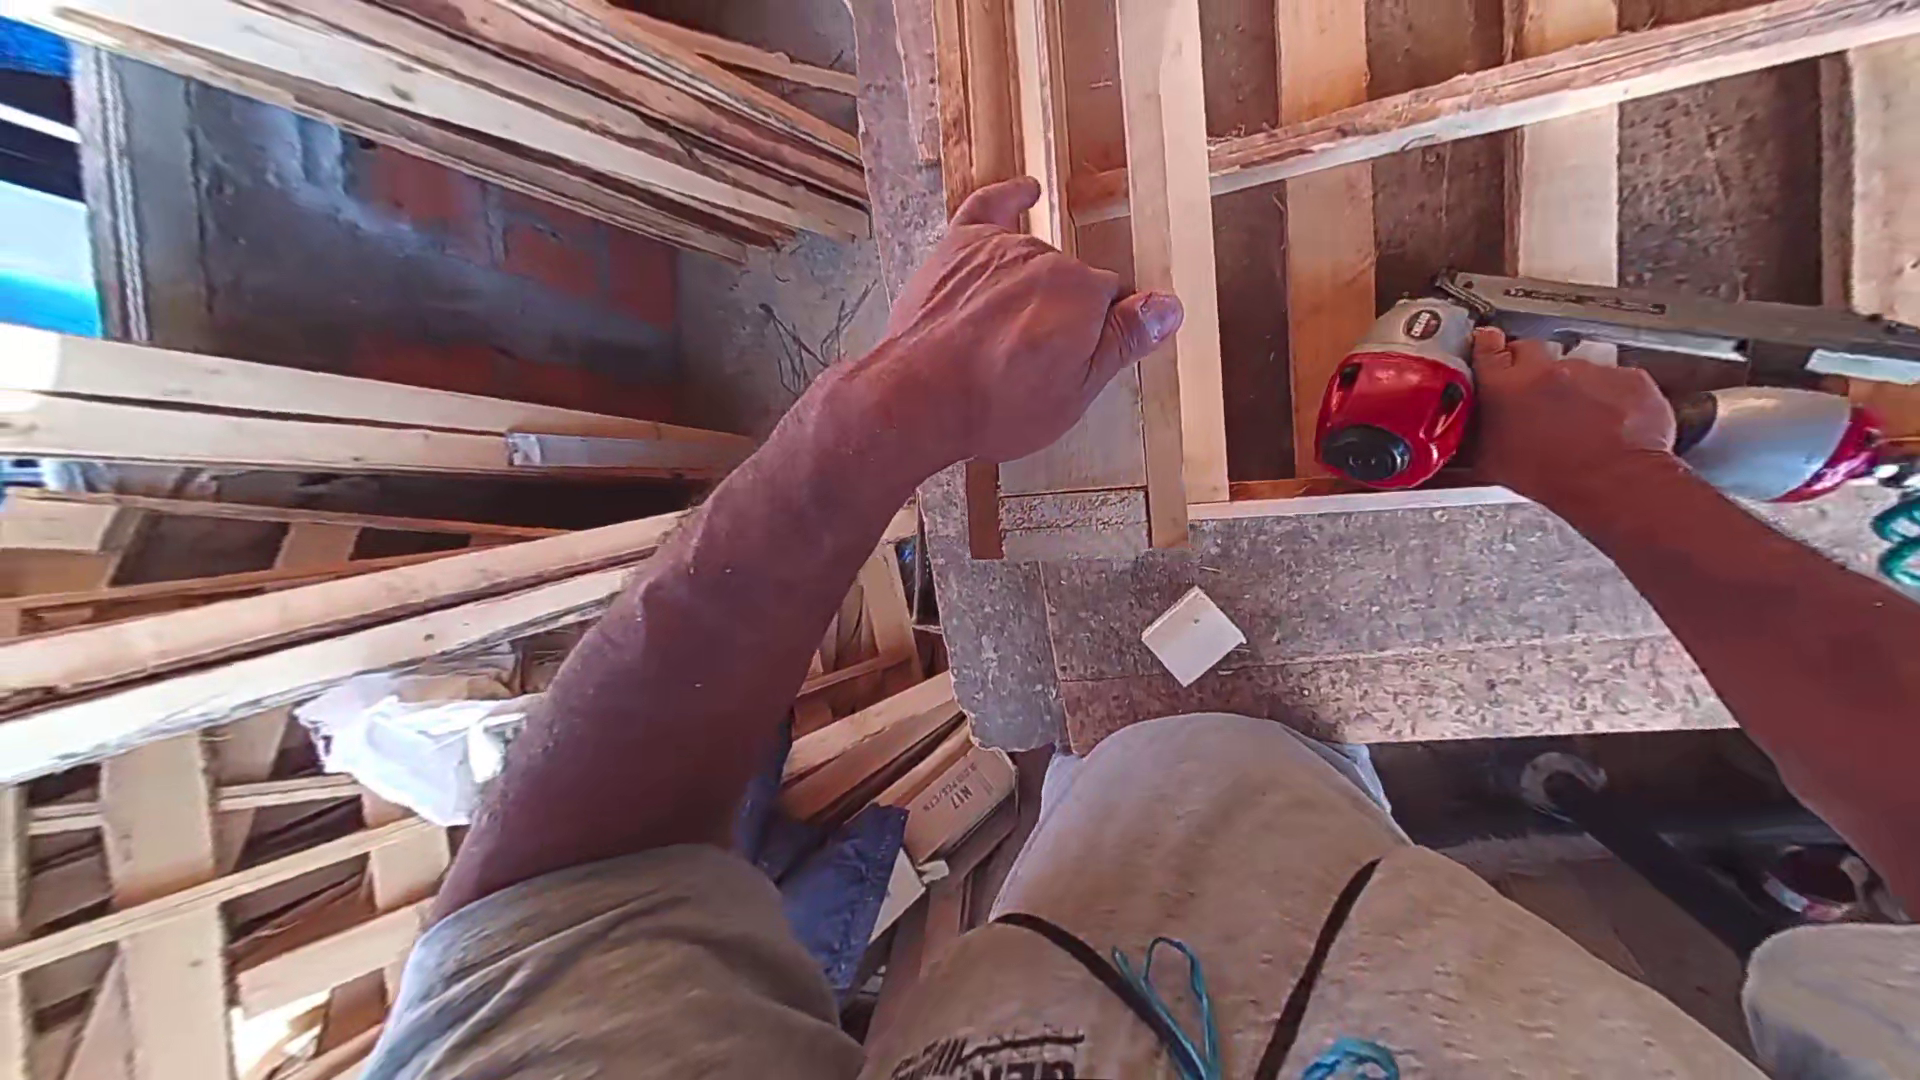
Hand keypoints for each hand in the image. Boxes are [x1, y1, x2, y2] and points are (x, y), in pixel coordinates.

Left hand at [860, 177, 1182, 465]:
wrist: (919, 399)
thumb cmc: (997, 406)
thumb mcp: (1074, 394)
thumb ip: (1123, 342)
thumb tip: (1170, 307)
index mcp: (1086, 294)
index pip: (1114, 305)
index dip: (1101, 337)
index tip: (1083, 359)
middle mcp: (1049, 259)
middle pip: (1073, 285)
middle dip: (1063, 319)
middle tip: (1034, 364)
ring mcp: (1003, 247)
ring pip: (1035, 261)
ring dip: (1031, 290)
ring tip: (1004, 338)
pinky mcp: (961, 245)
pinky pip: (990, 206)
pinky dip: (1010, 196)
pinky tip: (1028, 189)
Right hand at [1471, 328, 1676, 501]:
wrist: (1610, 480)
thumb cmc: (1548, 473)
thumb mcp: (1488, 459)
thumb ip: (1475, 432)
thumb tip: (1465, 429)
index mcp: (1504, 387)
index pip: (1487, 349)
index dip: (1485, 344)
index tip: (1486, 341)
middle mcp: (1546, 370)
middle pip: (1530, 348)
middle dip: (1525, 363)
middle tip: (1525, 388)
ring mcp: (1591, 371)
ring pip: (1573, 367)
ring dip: (1567, 383)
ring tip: (1569, 414)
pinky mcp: (1629, 378)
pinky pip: (1612, 379)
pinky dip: (1604, 393)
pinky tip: (1600, 417)